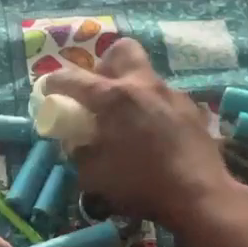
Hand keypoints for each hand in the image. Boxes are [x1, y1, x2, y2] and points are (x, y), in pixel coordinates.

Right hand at [42, 39, 239, 231]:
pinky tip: (156, 138)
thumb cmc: (140, 184)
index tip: (48, 89)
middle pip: (121, 51)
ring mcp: (173, 95)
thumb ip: (79, 154)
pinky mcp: (193, 110)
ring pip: (146, 78)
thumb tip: (76, 144)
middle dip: (105, 65)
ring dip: (132, 92)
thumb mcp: (94, 176)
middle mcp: (144, 86)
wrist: (199, 195)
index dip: (55, 82)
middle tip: (99, 93)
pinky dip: (153, 111)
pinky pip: (166, 100)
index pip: (74, 79)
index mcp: (114, 98)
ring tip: (128, 123)